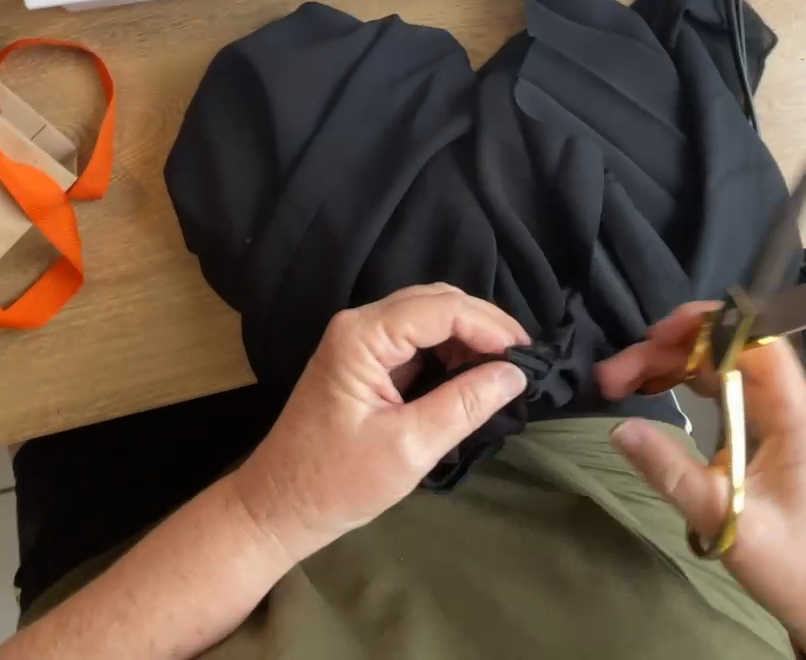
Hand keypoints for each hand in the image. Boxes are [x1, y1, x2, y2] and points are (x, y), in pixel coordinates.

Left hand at [228, 284, 529, 562]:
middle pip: (434, 301)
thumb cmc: (338, 481)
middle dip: (482, 324)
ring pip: (427, 315)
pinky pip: (415, 337)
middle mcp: (359, 323)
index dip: (488, 324)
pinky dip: (448, 348)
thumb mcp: (409, 448)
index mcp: (363, 335)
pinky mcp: (364, 358)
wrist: (280, 503)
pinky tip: (471, 372)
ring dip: (467, 335)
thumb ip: (463, 405)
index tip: (525, 356)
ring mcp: (359, 338)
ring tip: (503, 368)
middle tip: (522, 359)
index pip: (440, 308)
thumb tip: (515, 373)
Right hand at [596, 306, 805, 656]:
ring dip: (667, 364)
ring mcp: (772, 418)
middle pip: (723, 349)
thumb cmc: (800, 569)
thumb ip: (673, 473)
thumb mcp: (729, 521)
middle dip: (666, 351)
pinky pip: (717, 388)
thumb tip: (619, 428)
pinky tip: (649, 391)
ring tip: (619, 381)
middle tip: (615, 375)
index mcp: (794, 415)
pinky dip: (679, 382)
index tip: (656, 335)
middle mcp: (785, 405)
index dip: (708, 325)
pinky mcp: (759, 433)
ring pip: (715, 366)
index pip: (757, 340)